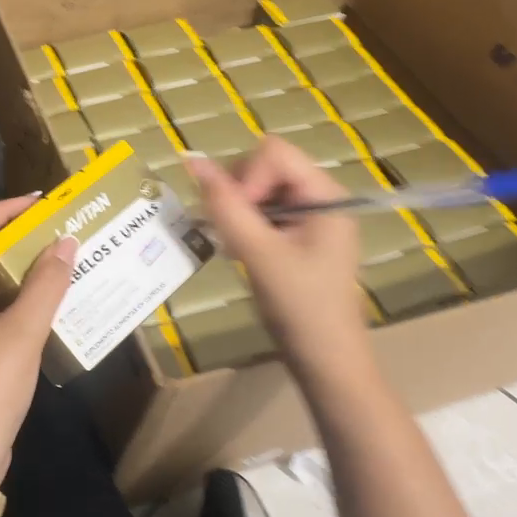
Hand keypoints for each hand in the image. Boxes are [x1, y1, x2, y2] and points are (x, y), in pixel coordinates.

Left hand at [0, 194, 75, 486]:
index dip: (1, 208)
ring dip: (32, 270)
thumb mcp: (22, 332)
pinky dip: (34, 301)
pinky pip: (10, 311)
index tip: (39, 203)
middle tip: (65, 230)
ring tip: (73, 262)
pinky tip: (64, 307)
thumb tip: (66, 240)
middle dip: (23, 236)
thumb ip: (45, 286)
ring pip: (1, 283)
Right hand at [185, 139, 367, 370]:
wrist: (326, 363)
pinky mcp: (295, 235)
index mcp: (325, 195)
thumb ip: (225, 205)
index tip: (240, 218)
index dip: (247, 176)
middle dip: (239, 192)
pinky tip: (239, 249)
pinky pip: (259, 209)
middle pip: (264, 165)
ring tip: (235, 244)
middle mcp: (319, 198)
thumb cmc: (301, 307)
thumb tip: (190, 158)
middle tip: (232, 232)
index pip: (273, 153)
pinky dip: (241, 223)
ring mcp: (308, 217)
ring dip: (236, 209)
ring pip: (256, 187)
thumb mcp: (259, 253)